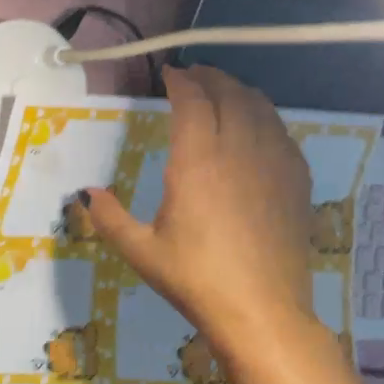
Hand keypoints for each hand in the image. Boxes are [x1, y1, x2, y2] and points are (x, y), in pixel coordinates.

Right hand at [84, 66, 315, 349]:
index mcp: (197, 164)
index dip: (181, 83)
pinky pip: (282, 133)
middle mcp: (239, 153)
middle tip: (194, 75)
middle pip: (232, 96)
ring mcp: (274, 165)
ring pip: (263, 110)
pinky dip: (265, 117)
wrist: (261, 309)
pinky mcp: (296, 182)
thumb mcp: (138, 249)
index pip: (194, 104)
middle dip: (212, 79)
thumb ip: (108, 216)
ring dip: (241, 93)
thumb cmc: (192, 277)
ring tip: (223, 91)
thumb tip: (87, 193)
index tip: (168, 74)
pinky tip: (255, 126)